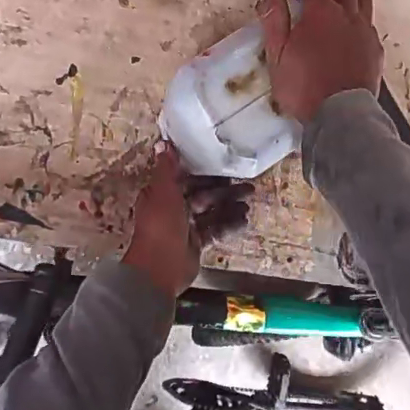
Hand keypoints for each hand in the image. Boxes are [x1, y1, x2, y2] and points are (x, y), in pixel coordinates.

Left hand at [122, 144, 253, 297]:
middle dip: (223, 190)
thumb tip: (163, 141)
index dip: (205, 172)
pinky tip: (244, 220)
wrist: (160, 268)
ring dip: (229, 206)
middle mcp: (172, 208)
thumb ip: (167, 168)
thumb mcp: (163, 191)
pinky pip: (214, 229)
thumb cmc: (161, 225)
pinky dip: (228, 224)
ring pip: (210, 212)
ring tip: (249, 202)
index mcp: (161, 193)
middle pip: (202, 194)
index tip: (225, 166)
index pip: (185, 178)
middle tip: (247, 185)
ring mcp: (185, 226)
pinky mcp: (195, 242)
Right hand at [258, 0, 384, 122]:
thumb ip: (273, 17)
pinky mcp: (375, 49)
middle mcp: (347, 15)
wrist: (341, 115)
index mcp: (321, 12)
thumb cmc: (303, 86)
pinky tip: (347, 34)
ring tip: (334, 7)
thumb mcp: (277, 54)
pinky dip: (357, 20)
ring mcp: (365, 32)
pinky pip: (369, 24)